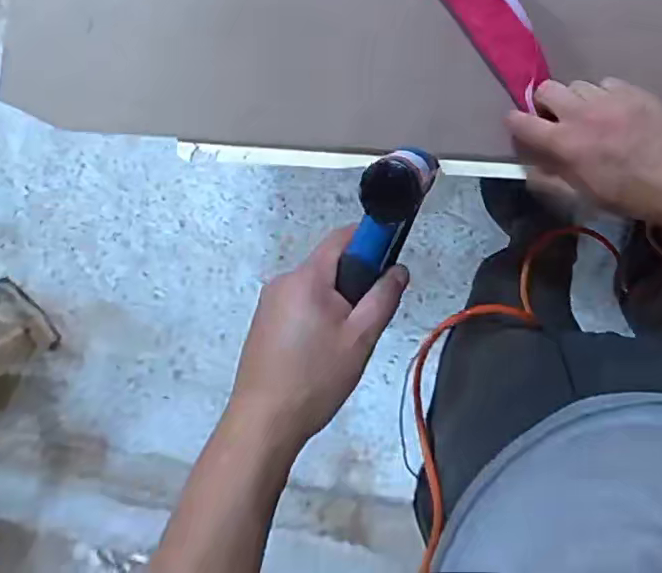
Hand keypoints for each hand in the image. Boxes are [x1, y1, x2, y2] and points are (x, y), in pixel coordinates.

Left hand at [226, 226, 408, 452]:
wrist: (263, 425)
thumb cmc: (315, 378)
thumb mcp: (361, 338)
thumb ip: (383, 297)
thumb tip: (398, 269)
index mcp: (306, 277)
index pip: (343, 236)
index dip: (370, 241)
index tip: (387, 263)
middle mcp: (284, 280)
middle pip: (329, 264)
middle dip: (354, 282)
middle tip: (365, 320)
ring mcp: (269, 302)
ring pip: (315, 288)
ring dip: (335, 303)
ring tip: (342, 344)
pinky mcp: (263, 323)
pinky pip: (299, 305)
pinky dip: (316, 317)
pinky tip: (319, 353)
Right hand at [506, 78, 661, 229]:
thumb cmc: (634, 196)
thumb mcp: (586, 197)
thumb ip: (552, 179)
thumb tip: (530, 167)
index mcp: (566, 143)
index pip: (522, 121)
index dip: (514, 122)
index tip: (518, 125)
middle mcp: (581, 114)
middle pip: (546, 89)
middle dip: (544, 103)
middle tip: (557, 120)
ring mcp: (608, 98)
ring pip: (576, 85)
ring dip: (575, 99)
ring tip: (590, 117)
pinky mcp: (632, 90)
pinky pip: (605, 84)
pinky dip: (603, 96)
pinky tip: (616, 112)